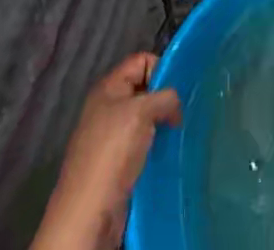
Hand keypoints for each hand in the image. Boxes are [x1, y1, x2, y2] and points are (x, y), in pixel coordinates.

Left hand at [33, 52, 181, 249]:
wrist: (89, 211)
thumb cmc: (112, 151)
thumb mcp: (142, 111)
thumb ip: (165, 97)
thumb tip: (176, 105)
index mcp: (108, 88)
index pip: (141, 61)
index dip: (161, 68)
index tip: (178, 87)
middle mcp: (109, 107)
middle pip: (145, 88)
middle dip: (166, 96)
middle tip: (184, 109)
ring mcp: (112, 135)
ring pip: (146, 117)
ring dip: (164, 121)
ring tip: (181, 129)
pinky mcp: (119, 160)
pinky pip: (144, 141)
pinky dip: (158, 142)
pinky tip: (171, 149)